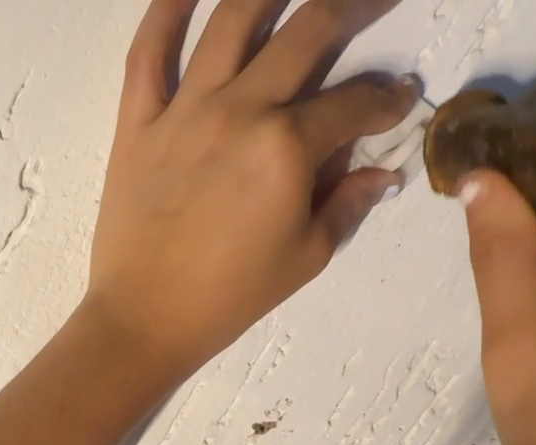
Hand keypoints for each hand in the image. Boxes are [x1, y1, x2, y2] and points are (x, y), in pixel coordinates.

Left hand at [82, 0, 416, 377]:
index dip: (388, 99)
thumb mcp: (305, 258)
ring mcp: (183, 112)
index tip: (398, 102)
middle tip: (376, 1)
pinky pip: (148, 54)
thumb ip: (346, 203)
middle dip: (356, 6)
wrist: (143, 321)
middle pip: (310, 29)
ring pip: (234, 17)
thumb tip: (381, 171)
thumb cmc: (227, 299)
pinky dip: (166, 10)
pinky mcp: (137, 125)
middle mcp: (240, 111)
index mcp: (288, 148)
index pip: (356, 102)